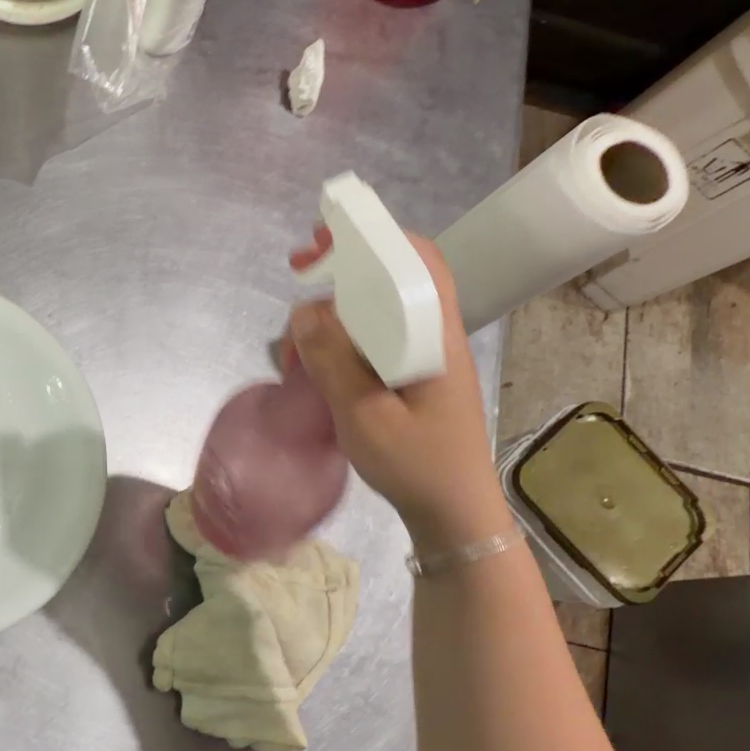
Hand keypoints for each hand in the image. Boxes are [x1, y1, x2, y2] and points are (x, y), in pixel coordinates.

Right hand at [284, 227, 514, 554]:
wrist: (453, 512)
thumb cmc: (417, 466)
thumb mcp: (366, 417)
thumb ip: (336, 362)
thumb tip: (304, 312)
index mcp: (434, 336)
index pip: (415, 260)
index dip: (372, 238)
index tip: (323, 245)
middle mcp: (433, 336)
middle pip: (391, 279)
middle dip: (341, 272)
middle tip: (298, 281)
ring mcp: (423, 358)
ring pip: (378, 313)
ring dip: (334, 316)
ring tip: (296, 347)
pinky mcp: (411, 378)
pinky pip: (373, 342)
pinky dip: (339, 344)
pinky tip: (316, 368)